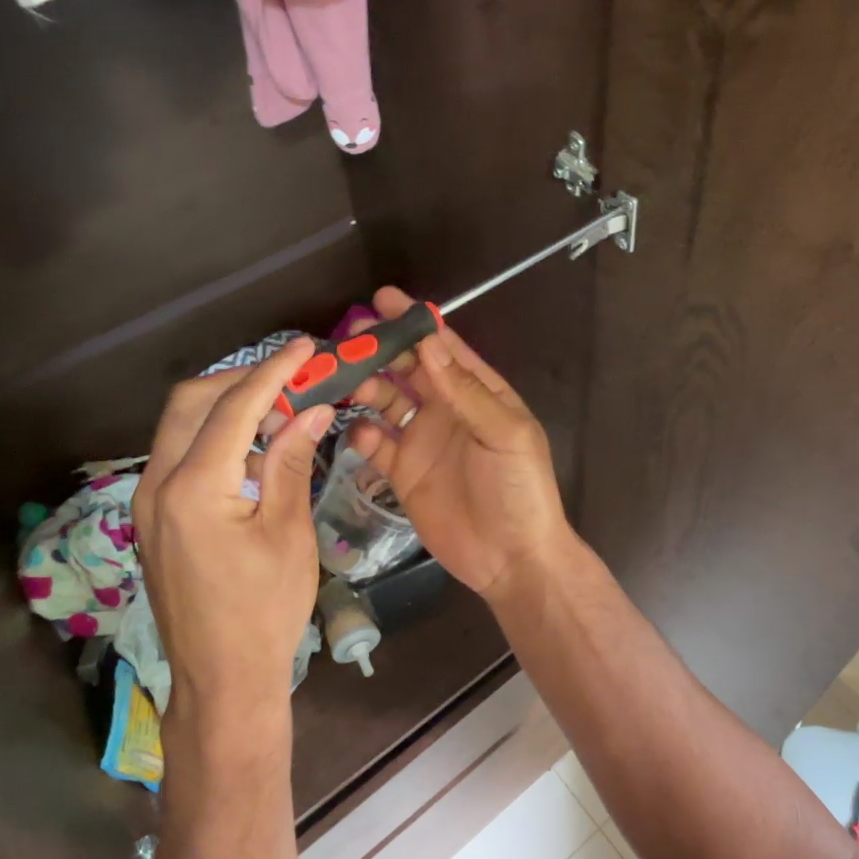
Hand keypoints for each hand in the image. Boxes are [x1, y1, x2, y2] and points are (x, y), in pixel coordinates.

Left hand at [133, 340, 333, 727]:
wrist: (221, 679)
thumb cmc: (265, 610)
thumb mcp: (288, 532)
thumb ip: (291, 461)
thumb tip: (312, 410)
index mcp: (193, 488)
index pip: (234, 407)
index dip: (273, 372)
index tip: (305, 347)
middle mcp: (157, 485)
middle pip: (191, 403)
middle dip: (240, 380)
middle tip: (291, 379)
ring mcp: (148, 503)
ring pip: (180, 427)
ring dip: (227, 408)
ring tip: (280, 413)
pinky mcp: (153, 519)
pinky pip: (180, 458)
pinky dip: (215, 440)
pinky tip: (255, 454)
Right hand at [346, 287, 575, 599]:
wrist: (512, 559)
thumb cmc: (519, 490)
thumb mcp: (505, 434)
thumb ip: (466, 391)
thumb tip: (429, 344)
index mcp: (478, 394)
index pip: (443, 348)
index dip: (415, 322)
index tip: (383, 298)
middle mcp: (447, 410)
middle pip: (407, 370)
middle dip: (379, 350)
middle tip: (346, 338)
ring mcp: (423, 441)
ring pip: (386, 401)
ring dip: (364, 387)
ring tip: (339, 379)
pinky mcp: (403, 473)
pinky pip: (375, 444)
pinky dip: (361, 434)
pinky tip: (353, 431)